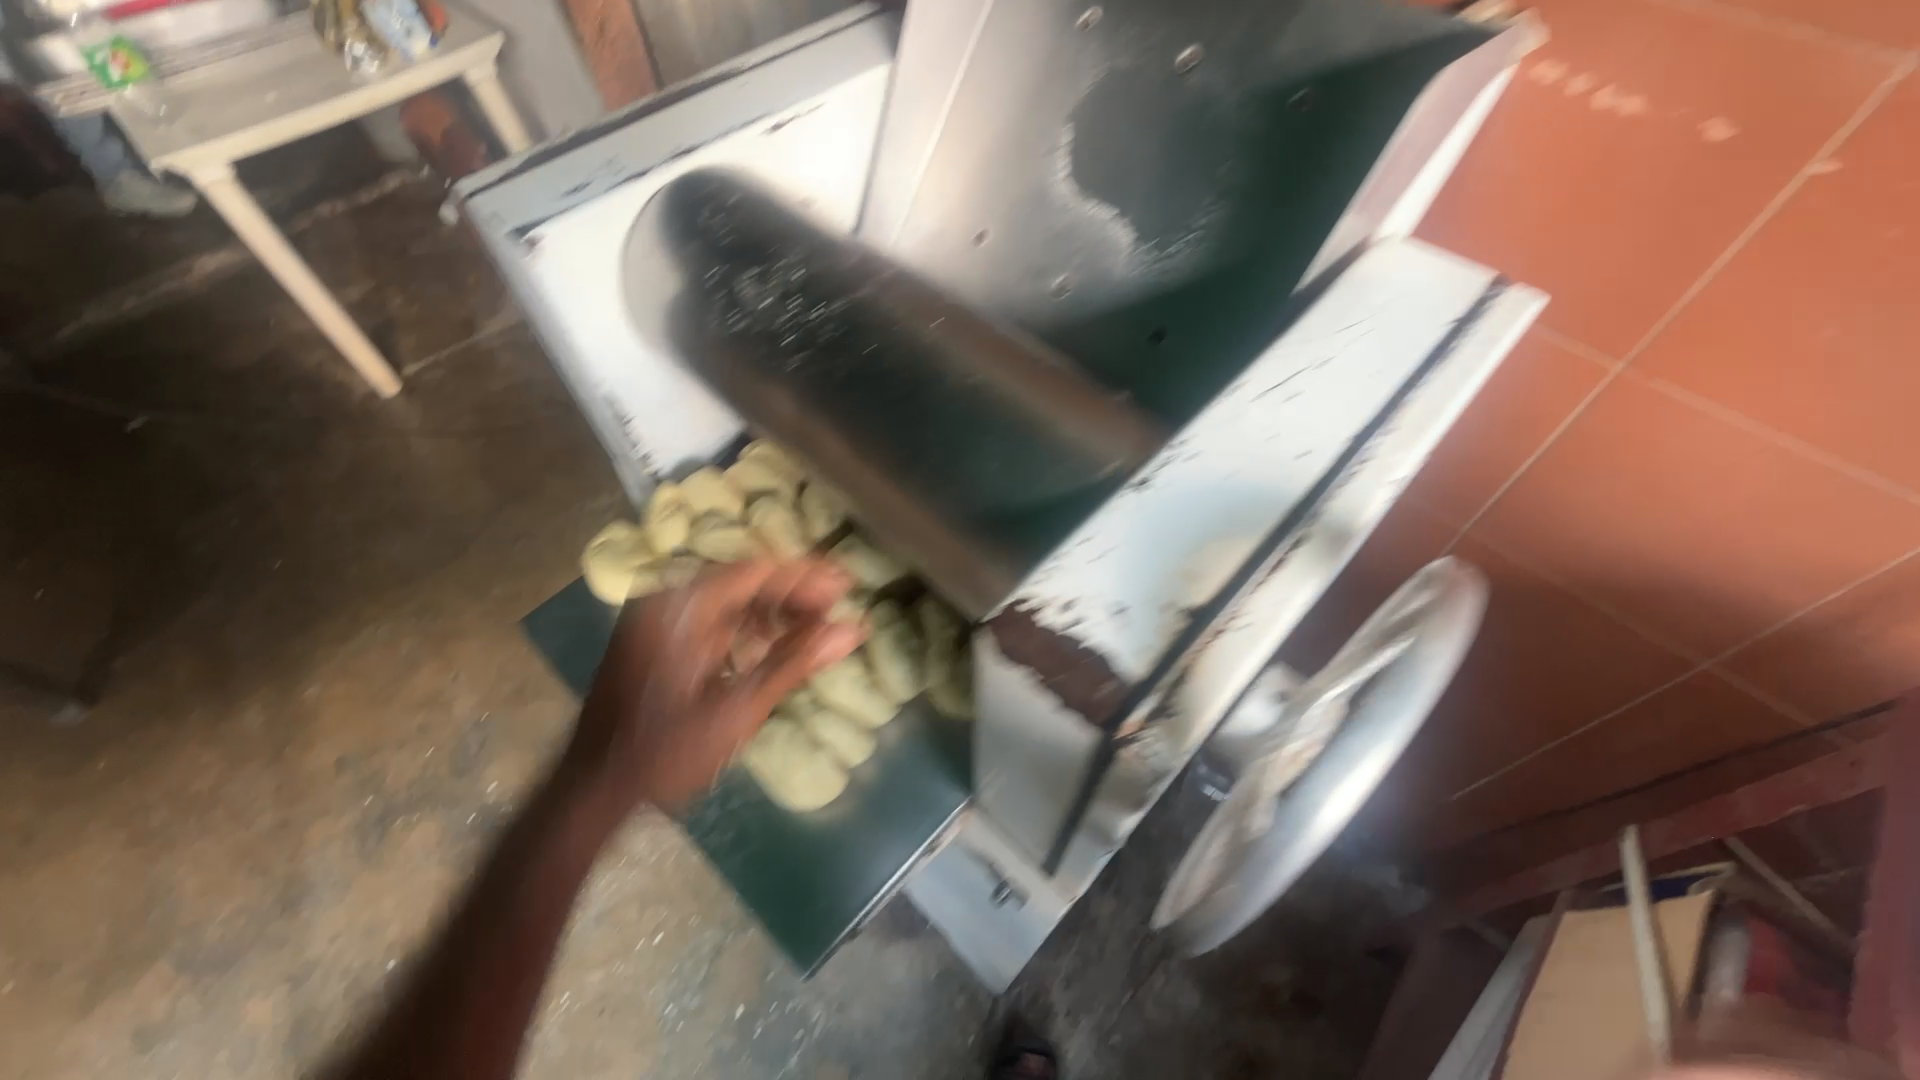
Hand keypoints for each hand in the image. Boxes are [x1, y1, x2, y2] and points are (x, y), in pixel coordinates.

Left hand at [564, 558, 864, 813]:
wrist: (593, 790)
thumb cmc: (665, 753)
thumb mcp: (736, 709)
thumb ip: (794, 662)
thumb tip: (852, 629)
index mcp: (680, 609)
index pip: (755, 573)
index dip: (805, 576)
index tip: (846, 584)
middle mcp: (665, 603)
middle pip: (743, 582)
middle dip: (793, 593)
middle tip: (839, 605)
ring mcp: (657, 623)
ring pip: (729, 602)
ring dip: (773, 610)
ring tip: (817, 625)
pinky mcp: (657, 644)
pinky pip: (712, 622)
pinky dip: (748, 629)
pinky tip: (776, 644)